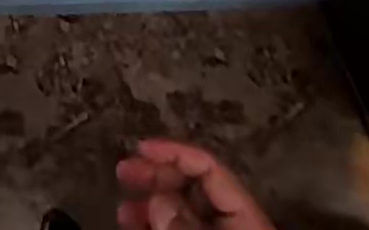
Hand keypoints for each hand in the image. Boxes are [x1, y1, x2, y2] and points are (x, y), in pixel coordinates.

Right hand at [117, 139, 274, 229]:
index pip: (206, 164)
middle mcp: (237, 218)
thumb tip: (158, 196)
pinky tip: (138, 224)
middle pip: (194, 184)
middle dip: (157, 176)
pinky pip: (186, 228)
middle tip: (123, 172)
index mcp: (246, 210)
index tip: (139, 146)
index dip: (172, 150)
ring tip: (123, 211)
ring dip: (153, 205)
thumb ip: (184, 222)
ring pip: (186, 210)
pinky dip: (161, 225)